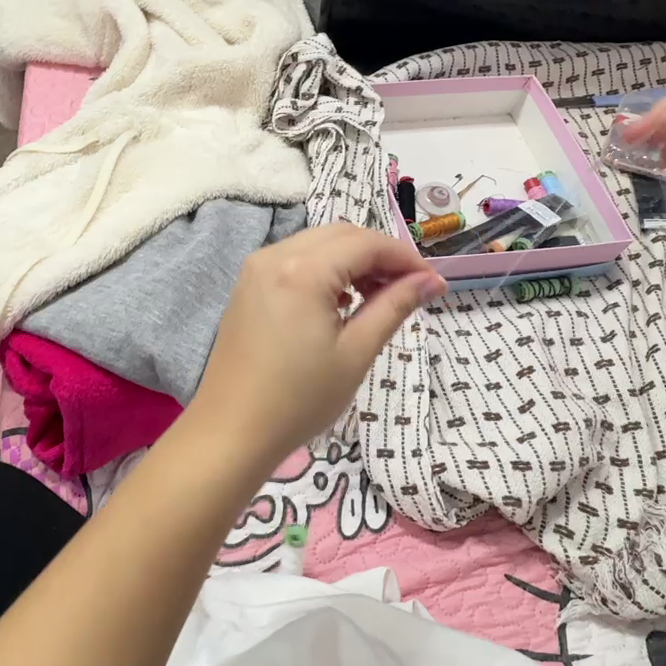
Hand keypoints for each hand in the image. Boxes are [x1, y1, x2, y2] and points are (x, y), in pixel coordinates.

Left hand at [185, 224, 445, 473]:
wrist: (232, 430)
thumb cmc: (299, 399)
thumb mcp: (355, 353)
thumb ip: (394, 307)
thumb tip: (431, 281)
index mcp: (302, 270)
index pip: (366, 243)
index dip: (405, 258)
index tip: (433, 284)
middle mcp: (274, 256)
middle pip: (341, 234)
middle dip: (379, 254)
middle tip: (409, 290)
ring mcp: (255, 269)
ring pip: (317, 244)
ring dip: (352, 260)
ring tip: (377, 299)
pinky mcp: (247, 285)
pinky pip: (294, 259)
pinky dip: (324, 269)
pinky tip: (339, 303)